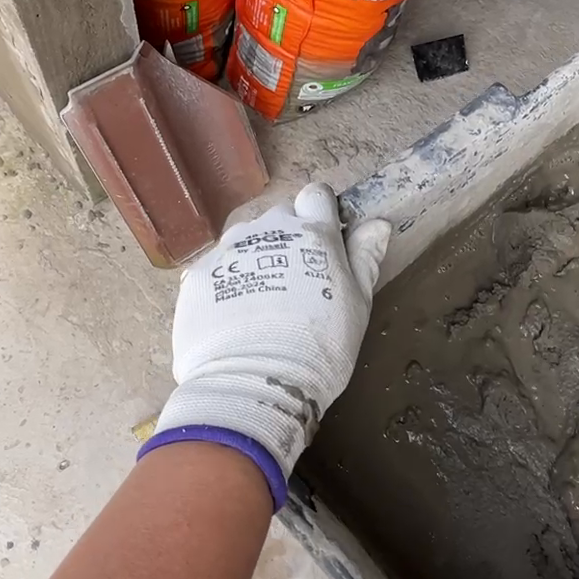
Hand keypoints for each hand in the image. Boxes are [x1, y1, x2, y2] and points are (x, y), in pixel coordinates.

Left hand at [144, 183, 391, 509]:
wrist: (252, 383)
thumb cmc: (318, 345)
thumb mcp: (357, 305)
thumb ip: (365, 258)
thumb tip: (378, 223)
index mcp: (313, 233)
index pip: (317, 196)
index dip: (322, 213)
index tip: (325, 241)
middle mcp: (268, 228)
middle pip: (280, 215)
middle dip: (289, 234)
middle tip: (295, 279)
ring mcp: (229, 249)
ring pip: (246, 237)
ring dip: (256, 255)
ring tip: (262, 300)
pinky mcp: (199, 274)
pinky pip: (218, 266)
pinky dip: (228, 281)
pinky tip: (233, 315)